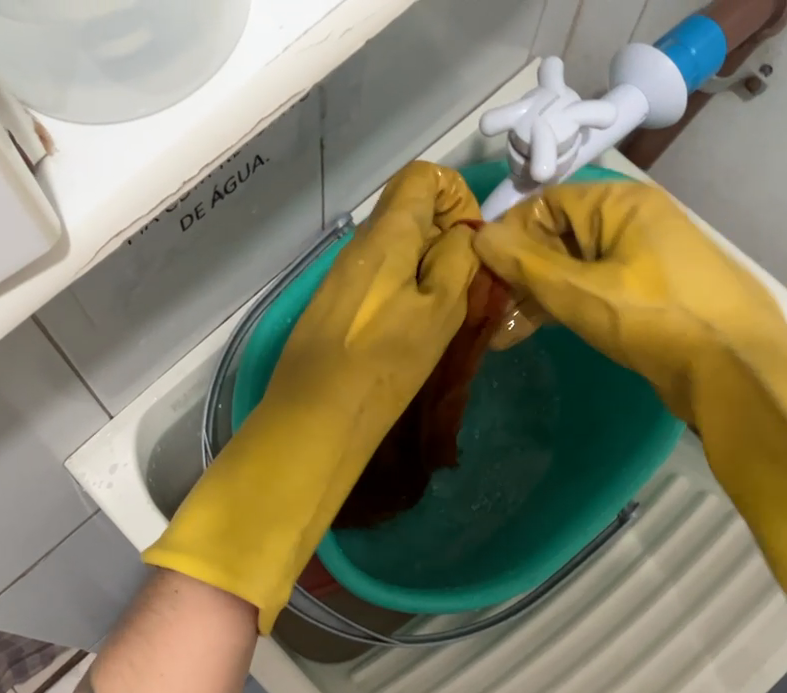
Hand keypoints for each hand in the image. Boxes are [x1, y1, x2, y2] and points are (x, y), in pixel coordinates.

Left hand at [145, 162, 481, 632]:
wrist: (313, 422)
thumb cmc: (383, 366)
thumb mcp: (440, 310)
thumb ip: (457, 260)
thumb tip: (462, 234)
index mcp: (385, 233)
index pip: (425, 176)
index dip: (458, 198)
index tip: (473, 245)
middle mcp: (356, 248)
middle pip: (409, 217)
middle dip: (445, 244)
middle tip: (467, 292)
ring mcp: (339, 282)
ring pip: (393, 257)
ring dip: (424, 276)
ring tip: (442, 323)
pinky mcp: (329, 315)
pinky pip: (375, 288)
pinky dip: (399, 300)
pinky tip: (407, 341)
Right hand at [472, 179, 780, 425]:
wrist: (733, 366)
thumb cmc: (652, 319)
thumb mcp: (578, 290)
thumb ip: (523, 263)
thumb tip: (477, 234)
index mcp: (620, 203)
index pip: (545, 201)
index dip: (509, 235)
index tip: (482, 275)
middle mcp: (633, 220)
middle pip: (558, 234)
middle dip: (519, 272)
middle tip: (489, 312)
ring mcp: (644, 256)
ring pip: (574, 266)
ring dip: (537, 296)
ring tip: (504, 334)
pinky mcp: (649, 291)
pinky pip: (594, 287)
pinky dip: (565, 306)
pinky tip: (536, 332)